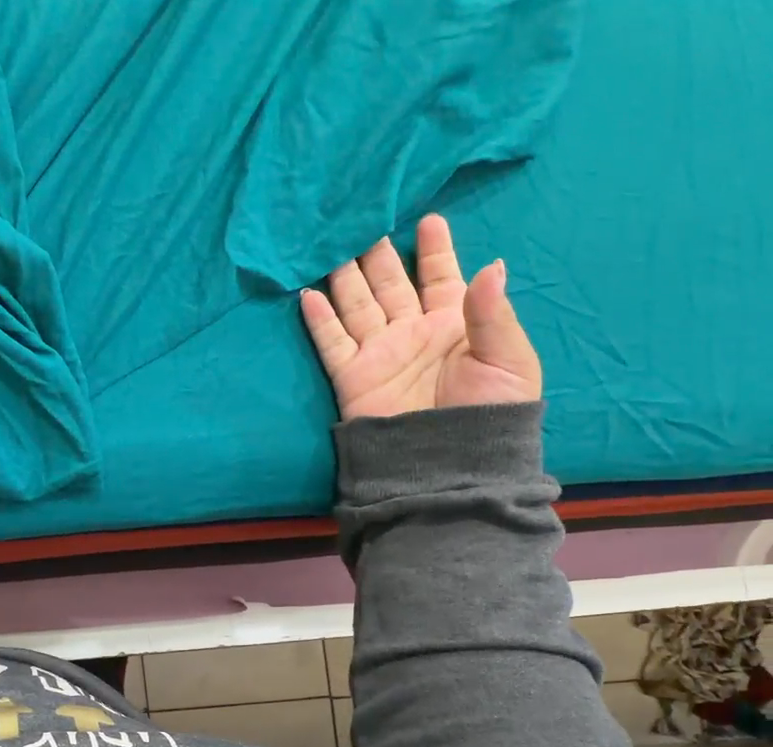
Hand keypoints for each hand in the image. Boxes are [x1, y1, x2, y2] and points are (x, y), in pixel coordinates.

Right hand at [300, 214, 540, 420]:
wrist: (449, 457)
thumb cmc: (490, 408)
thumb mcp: (507, 357)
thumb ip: (491, 313)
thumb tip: (489, 266)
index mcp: (453, 322)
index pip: (441, 276)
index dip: (434, 249)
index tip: (427, 219)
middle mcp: (412, 331)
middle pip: (390, 285)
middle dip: (378, 255)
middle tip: (364, 223)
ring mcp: (379, 351)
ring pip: (357, 305)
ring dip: (346, 278)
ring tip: (333, 248)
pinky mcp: (351, 374)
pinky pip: (331, 341)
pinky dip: (318, 319)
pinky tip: (309, 296)